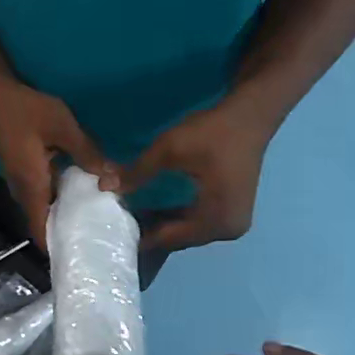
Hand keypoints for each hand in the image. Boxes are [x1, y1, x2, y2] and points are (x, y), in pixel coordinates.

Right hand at [0, 81, 111, 249]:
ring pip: (42, 206)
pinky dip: (59, 197)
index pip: (39, 227)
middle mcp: (23, 187)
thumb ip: (87, 153)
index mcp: (31, 184)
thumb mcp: (63, 128)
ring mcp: (21, 177)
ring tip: (92, 220)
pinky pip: (42, 191)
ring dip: (62, 214)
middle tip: (93, 240)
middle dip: (63, 233)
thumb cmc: (28, 111)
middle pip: (41, 220)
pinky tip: (81, 191)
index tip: (76, 256)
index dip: (54, 246)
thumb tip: (111, 179)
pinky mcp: (24, 167)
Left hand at [120, 103, 272, 251]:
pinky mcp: (234, 211)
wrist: (250, 115)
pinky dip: (180, 216)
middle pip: (180, 239)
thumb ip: (138, 172)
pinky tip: (156, 207)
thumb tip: (104, 186)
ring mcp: (234, 223)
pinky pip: (200, 222)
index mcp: (216, 220)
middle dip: (151, 230)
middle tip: (119, 220)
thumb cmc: (212, 132)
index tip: (112, 230)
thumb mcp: (170, 149)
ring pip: (189, 232)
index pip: (169, 239)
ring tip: (132, 214)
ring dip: (164, 223)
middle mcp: (228, 230)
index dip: (140, 235)